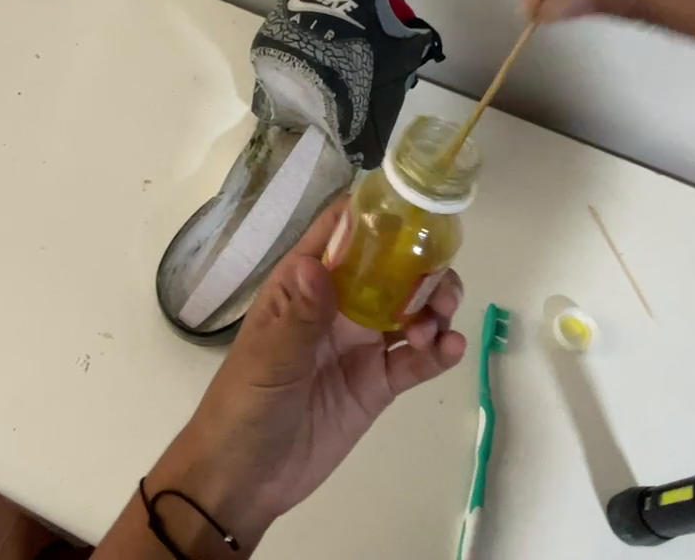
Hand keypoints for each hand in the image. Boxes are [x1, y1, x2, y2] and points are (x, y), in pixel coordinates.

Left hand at [146, 200, 464, 548]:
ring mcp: (361, 342)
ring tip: (439, 322)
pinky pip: (415, 358)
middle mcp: (337, 303)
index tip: (414, 212)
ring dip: (434, 305)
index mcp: (304, 282)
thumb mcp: (268, 359)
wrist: (244, 481)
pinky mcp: (378, 382)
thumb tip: (316, 265)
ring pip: (409, 307)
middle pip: (388, 266)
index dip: (375, 215)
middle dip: (420, 266)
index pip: (340, 232)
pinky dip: (439, 350)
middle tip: (439, 286)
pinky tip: (450, 348)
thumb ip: (300, 316)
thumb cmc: (244, 404)